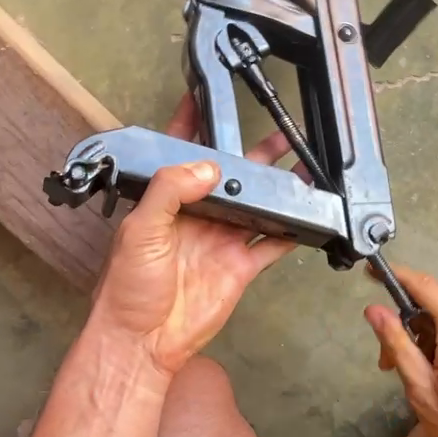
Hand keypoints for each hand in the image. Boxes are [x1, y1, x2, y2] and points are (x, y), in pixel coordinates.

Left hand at [86, 94, 298, 375]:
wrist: (143, 341)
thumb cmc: (127, 287)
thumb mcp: (141, 229)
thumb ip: (171, 190)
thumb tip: (208, 166)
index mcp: (168, 200)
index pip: (182, 152)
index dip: (195, 123)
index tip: (209, 95)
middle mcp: (198, 216)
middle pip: (232, 176)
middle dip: (255, 154)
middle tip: (282, 133)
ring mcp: (222, 240)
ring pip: (259, 205)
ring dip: (280, 188)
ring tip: (305, 166)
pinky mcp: (240, 267)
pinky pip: (272, 244)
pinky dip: (291, 232)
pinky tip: (309, 216)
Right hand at [365, 268, 437, 436]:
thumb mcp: (419, 386)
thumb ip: (397, 344)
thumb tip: (374, 310)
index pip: (426, 288)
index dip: (398, 277)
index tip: (373, 273)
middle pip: (435, 311)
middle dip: (407, 330)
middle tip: (386, 364)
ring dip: (425, 342)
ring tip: (414, 377)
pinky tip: (436, 374)